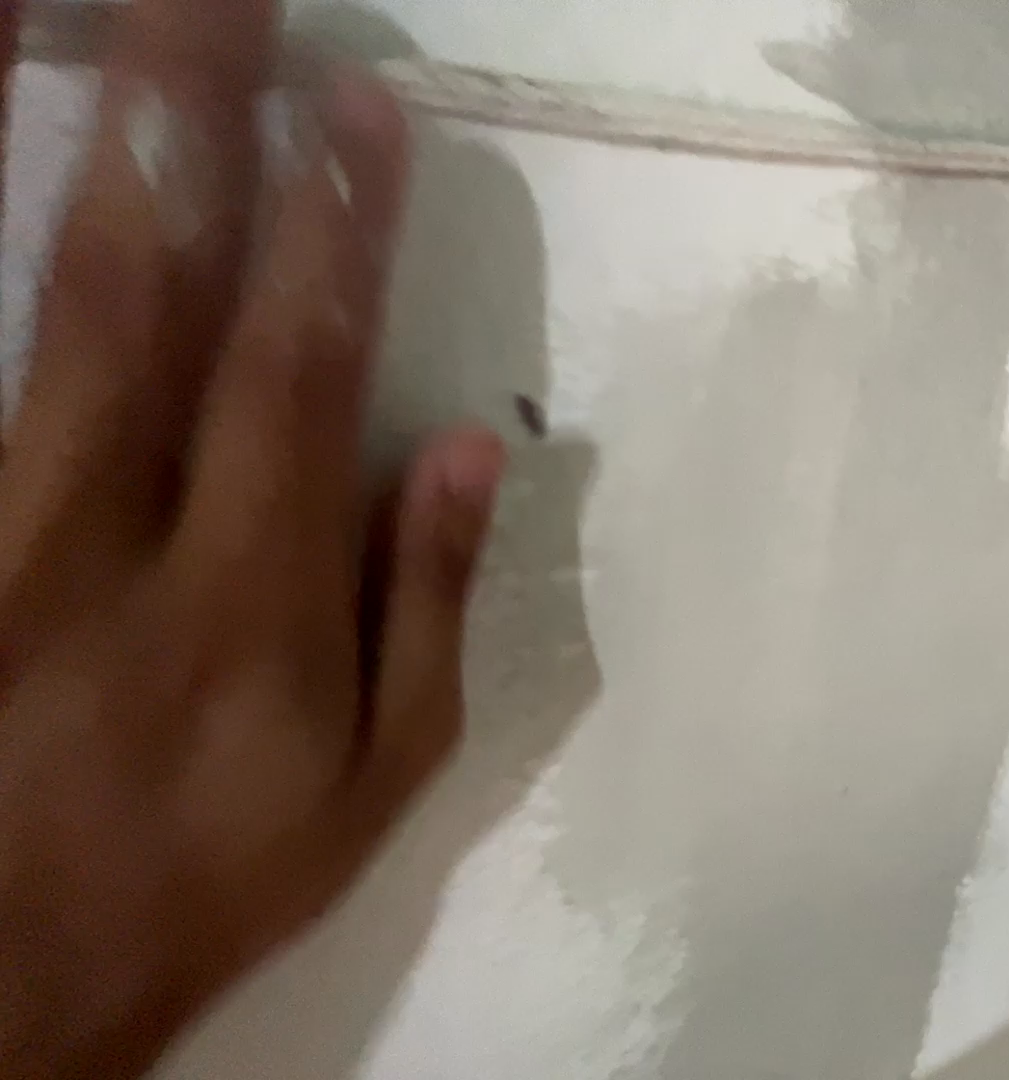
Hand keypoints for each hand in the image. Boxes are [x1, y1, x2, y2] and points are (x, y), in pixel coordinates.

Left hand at [0, 2, 501, 1076]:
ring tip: (94, 21)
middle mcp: (102, 528)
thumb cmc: (236, 855)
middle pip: (149, 296)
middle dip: (188, 132)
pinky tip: (4, 168)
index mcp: (252, 591)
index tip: (359, 120)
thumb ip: (427, 594)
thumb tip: (470, 449)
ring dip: (64, 146)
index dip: (334, 238)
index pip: (301, 372)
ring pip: (20, 301)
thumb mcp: (393, 755)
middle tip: (224, 5)